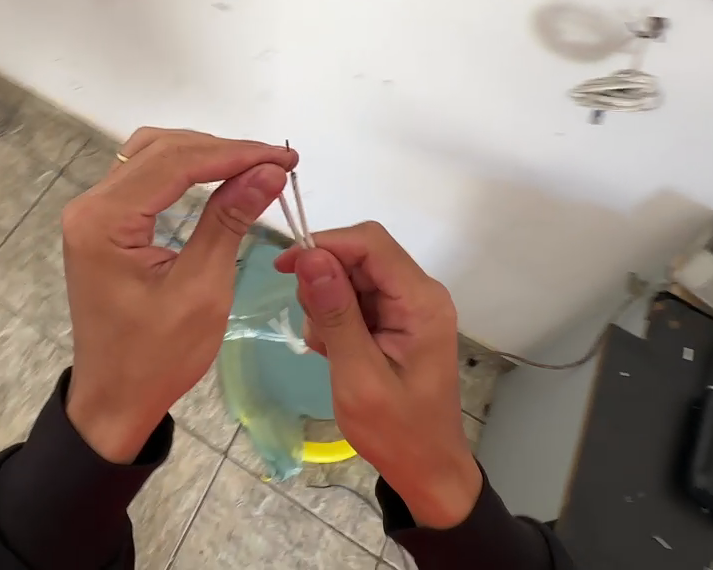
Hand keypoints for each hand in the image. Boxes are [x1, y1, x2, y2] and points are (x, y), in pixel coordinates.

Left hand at [63, 128, 297, 462]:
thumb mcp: (202, 290)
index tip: (282, 159)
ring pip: (151, 154)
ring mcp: (93, 210)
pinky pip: (145, 176)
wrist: (114, 401)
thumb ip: (230, 221)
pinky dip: (184, 170)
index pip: (175, 162)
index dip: (233, 153)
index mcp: (104, 220)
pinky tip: (217, 176)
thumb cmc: (157, 357)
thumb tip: (269, 172)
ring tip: (251, 166)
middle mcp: (90, 204)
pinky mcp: (103, 220)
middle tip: (273, 164)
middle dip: (221, 150)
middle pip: (161, 149)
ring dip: (202, 153)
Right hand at [275, 223, 481, 527]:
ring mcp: (408, 304)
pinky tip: (335, 350)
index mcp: (420, 300)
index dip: (326, 245)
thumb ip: (335, 313)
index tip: (286, 268)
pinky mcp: (395, 316)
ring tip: (327, 347)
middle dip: (325, 280)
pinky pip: (354, 294)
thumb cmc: (396, 431)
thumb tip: (310, 257)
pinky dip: (335, 315)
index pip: (369, 242)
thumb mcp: (358, 376)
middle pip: (359, 254)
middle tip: (313, 326)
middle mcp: (419, 291)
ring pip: (351, 273)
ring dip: (327, 302)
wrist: (426, 470)